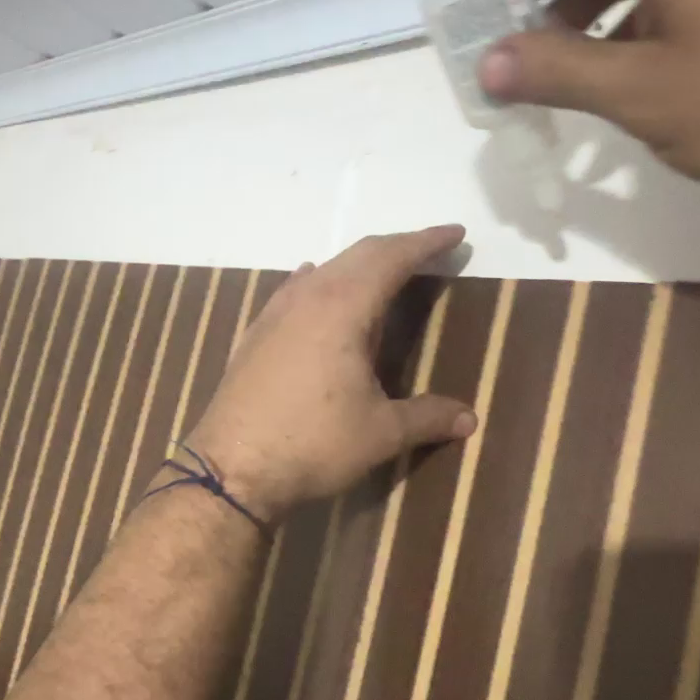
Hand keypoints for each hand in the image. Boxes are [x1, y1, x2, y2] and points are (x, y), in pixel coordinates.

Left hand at [185, 227, 478, 520]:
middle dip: (397, 247)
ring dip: (359, 264)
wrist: (230, 467)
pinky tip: (319, 289)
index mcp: (343, 307)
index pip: (391, 258)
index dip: (426, 242)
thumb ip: (427, 418)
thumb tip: (470, 419)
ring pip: (324, 270)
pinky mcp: (255, 333)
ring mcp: (275, 312)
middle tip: (430, 249)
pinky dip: (322, 282)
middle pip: (358, 255)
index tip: (455, 233)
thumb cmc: (312, 444)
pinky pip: (295, 290)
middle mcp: (307, 297)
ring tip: (385, 272)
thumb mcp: (380, 433)